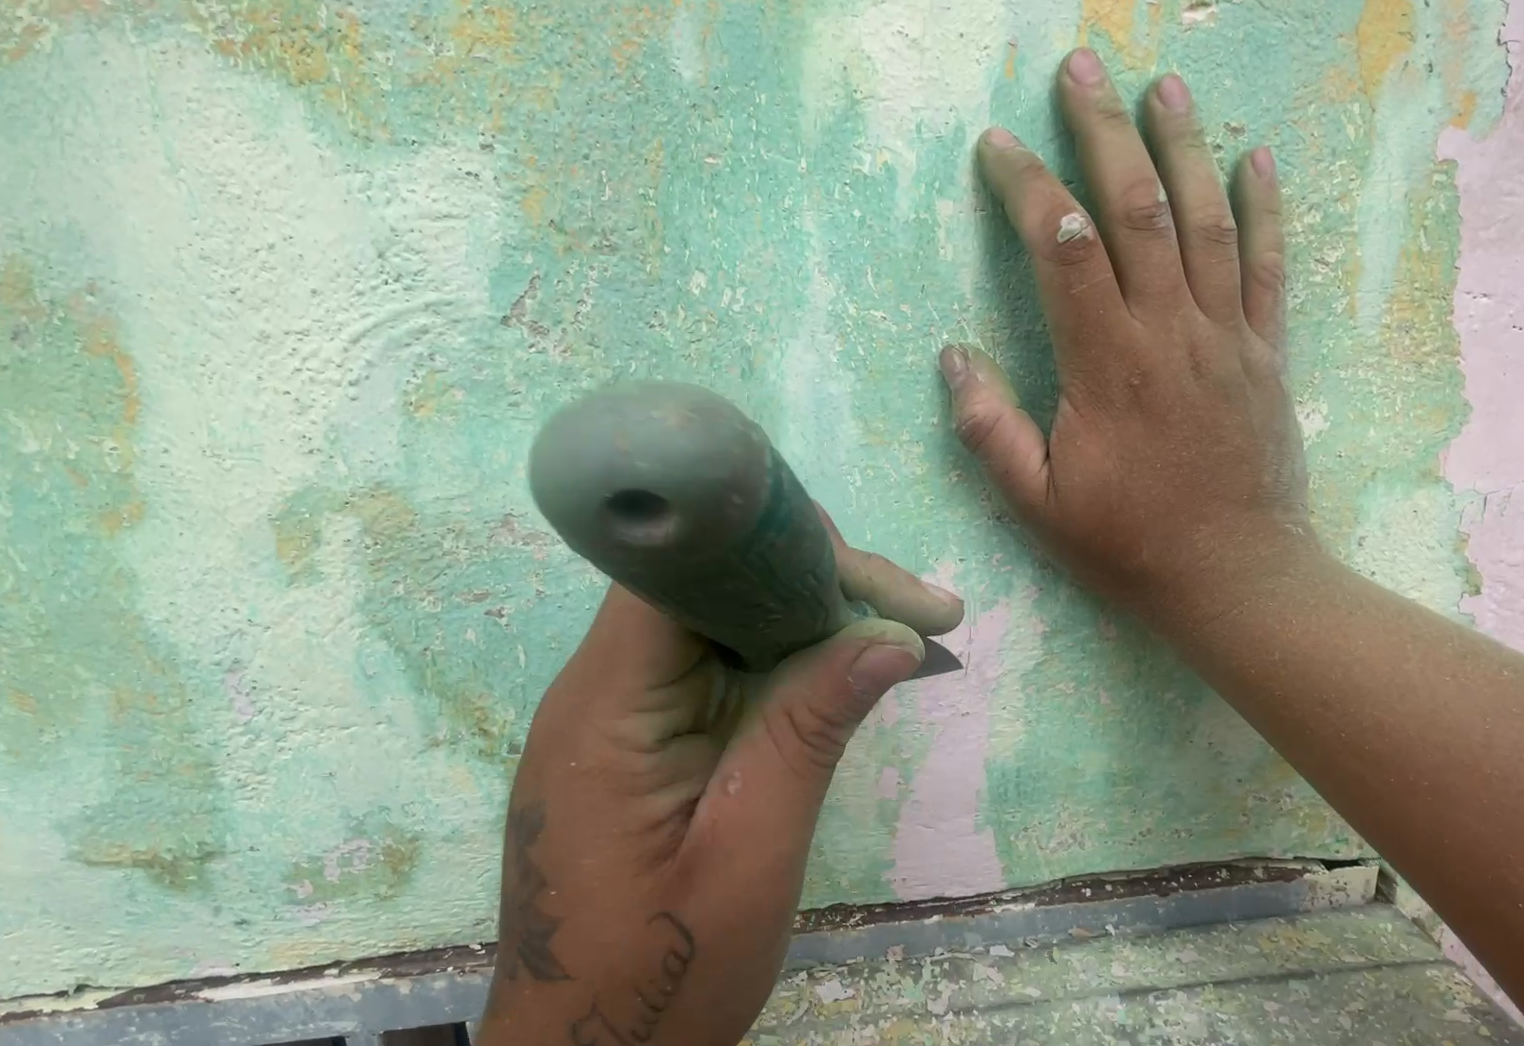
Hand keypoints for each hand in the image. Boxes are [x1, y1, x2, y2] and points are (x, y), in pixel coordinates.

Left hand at [477, 526, 962, 1044]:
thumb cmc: (664, 974)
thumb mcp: (751, 851)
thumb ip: (811, 728)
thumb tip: (893, 632)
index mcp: (609, 703)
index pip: (684, 570)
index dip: (779, 549)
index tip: (877, 580)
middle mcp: (602, 685)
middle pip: (709, 582)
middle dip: (817, 582)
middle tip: (921, 611)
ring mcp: (619, 709)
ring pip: (721, 617)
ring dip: (811, 618)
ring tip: (904, 629)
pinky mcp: (642, 734)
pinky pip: (717, 664)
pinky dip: (787, 658)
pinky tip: (847, 667)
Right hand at [944, 47, 1316, 637]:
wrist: (1236, 577)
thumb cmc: (1127, 544)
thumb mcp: (1038, 505)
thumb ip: (991, 430)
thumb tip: (953, 357)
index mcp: (1108, 366)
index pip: (1065, 251)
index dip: (1030, 189)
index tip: (999, 147)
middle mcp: (1170, 332)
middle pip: (1137, 210)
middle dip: (1104, 133)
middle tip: (1082, 69)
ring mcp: (1227, 336)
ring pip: (1208, 220)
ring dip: (1183, 146)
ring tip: (1162, 86)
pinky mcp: (1266, 351)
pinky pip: (1271, 264)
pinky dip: (1265, 205)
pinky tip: (1254, 156)